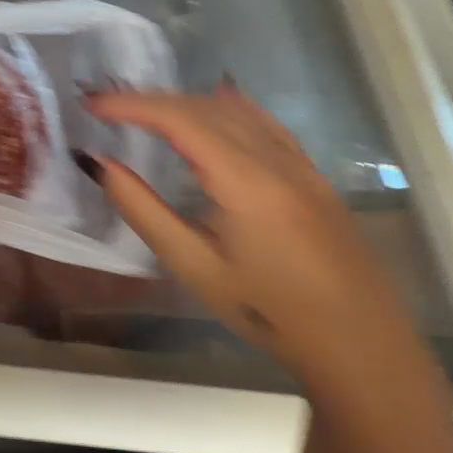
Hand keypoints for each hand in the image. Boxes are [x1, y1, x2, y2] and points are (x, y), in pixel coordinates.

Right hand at [80, 86, 425, 383]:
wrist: (363, 352)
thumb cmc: (268, 312)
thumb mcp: (192, 264)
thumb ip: (140, 207)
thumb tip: (95, 161)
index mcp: (249, 184)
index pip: (181, 120)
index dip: (131, 105)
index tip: (89, 105)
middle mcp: (280, 165)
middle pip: (208, 108)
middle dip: (152, 99)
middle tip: (105, 106)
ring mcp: (306, 171)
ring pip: (239, 112)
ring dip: (186, 102)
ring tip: (144, 110)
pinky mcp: (317, 182)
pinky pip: (267, 126)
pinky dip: (227, 109)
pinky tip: (210, 111)